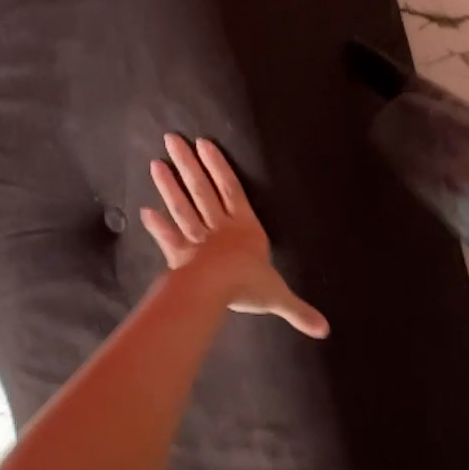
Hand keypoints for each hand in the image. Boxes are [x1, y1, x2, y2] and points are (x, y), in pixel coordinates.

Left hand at [139, 134, 329, 338]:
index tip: (205, 144)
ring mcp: (197, 239)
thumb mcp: (279, 297)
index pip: (232, 191)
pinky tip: (144, 211)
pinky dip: (156, 224)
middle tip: (173, 140)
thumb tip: (324, 330)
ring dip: (169, 186)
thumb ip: (298, 310)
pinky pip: (167, 236)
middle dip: (189, 166)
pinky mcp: (179, 255)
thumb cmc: (248, 285)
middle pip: (203, 191)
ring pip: (183, 207)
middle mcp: (220, 228)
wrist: (215, 290)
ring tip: (156, 163)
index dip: (219, 167)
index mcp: (246, 229)